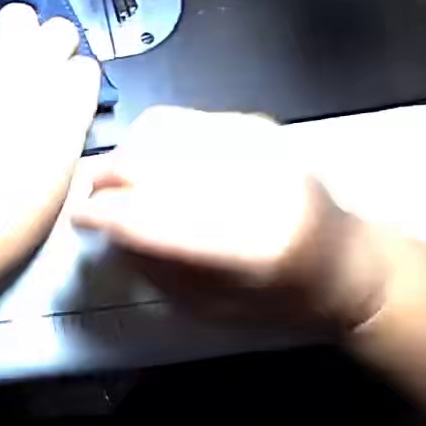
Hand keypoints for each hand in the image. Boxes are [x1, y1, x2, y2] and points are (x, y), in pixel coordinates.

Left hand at [0, 4, 102, 278]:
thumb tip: (64, 114)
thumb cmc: (15, 221)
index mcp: (70, 108)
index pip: (87, 69)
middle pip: (58, 30)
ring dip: (20, 36)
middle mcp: (34, 78)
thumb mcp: (64, 181)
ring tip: (13, 64)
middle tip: (45, 76)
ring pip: (15, 17)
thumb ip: (70, 133)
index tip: (70, 101)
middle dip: (57, 49)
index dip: (79, 86)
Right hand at [71, 106, 391, 327]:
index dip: (103, 214)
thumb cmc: (279, 299)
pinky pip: (182, 119)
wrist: (346, 262)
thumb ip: (156, 265)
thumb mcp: (211, 306)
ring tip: (117, 180)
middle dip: (106, 179)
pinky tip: (148, 160)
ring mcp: (261, 145)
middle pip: (150, 165)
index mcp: (250, 244)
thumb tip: (108, 225)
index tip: (78, 218)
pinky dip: (151, 138)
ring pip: (159, 133)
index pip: (152, 217)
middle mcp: (257, 182)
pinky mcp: (258, 125)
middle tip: (89, 197)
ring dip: (125, 155)